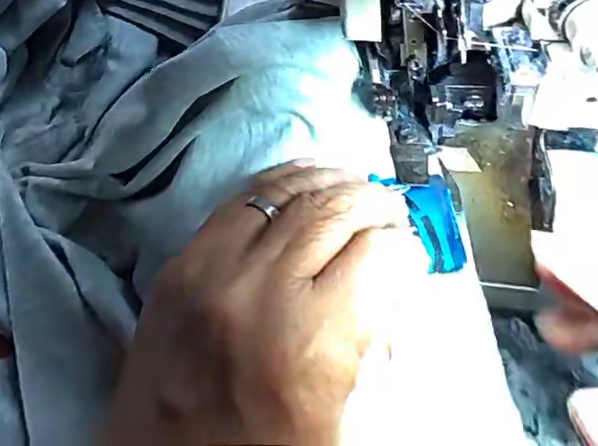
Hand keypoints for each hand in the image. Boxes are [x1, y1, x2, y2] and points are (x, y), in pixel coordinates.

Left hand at [102, 162, 416, 445]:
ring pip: (284, 191)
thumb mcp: (341, 421)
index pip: (376, 258)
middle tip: (393, 210)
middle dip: (374, 202)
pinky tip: (303, 178)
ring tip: (356, 183)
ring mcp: (212, 265)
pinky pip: (239, 198)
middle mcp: (258, 290)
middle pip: (331, 212)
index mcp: (309, 345)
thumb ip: (370, 342)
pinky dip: (279, 181)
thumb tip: (390, 276)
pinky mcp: (182, 257)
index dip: (406, 248)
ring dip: (329, 180)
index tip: (415, 252)